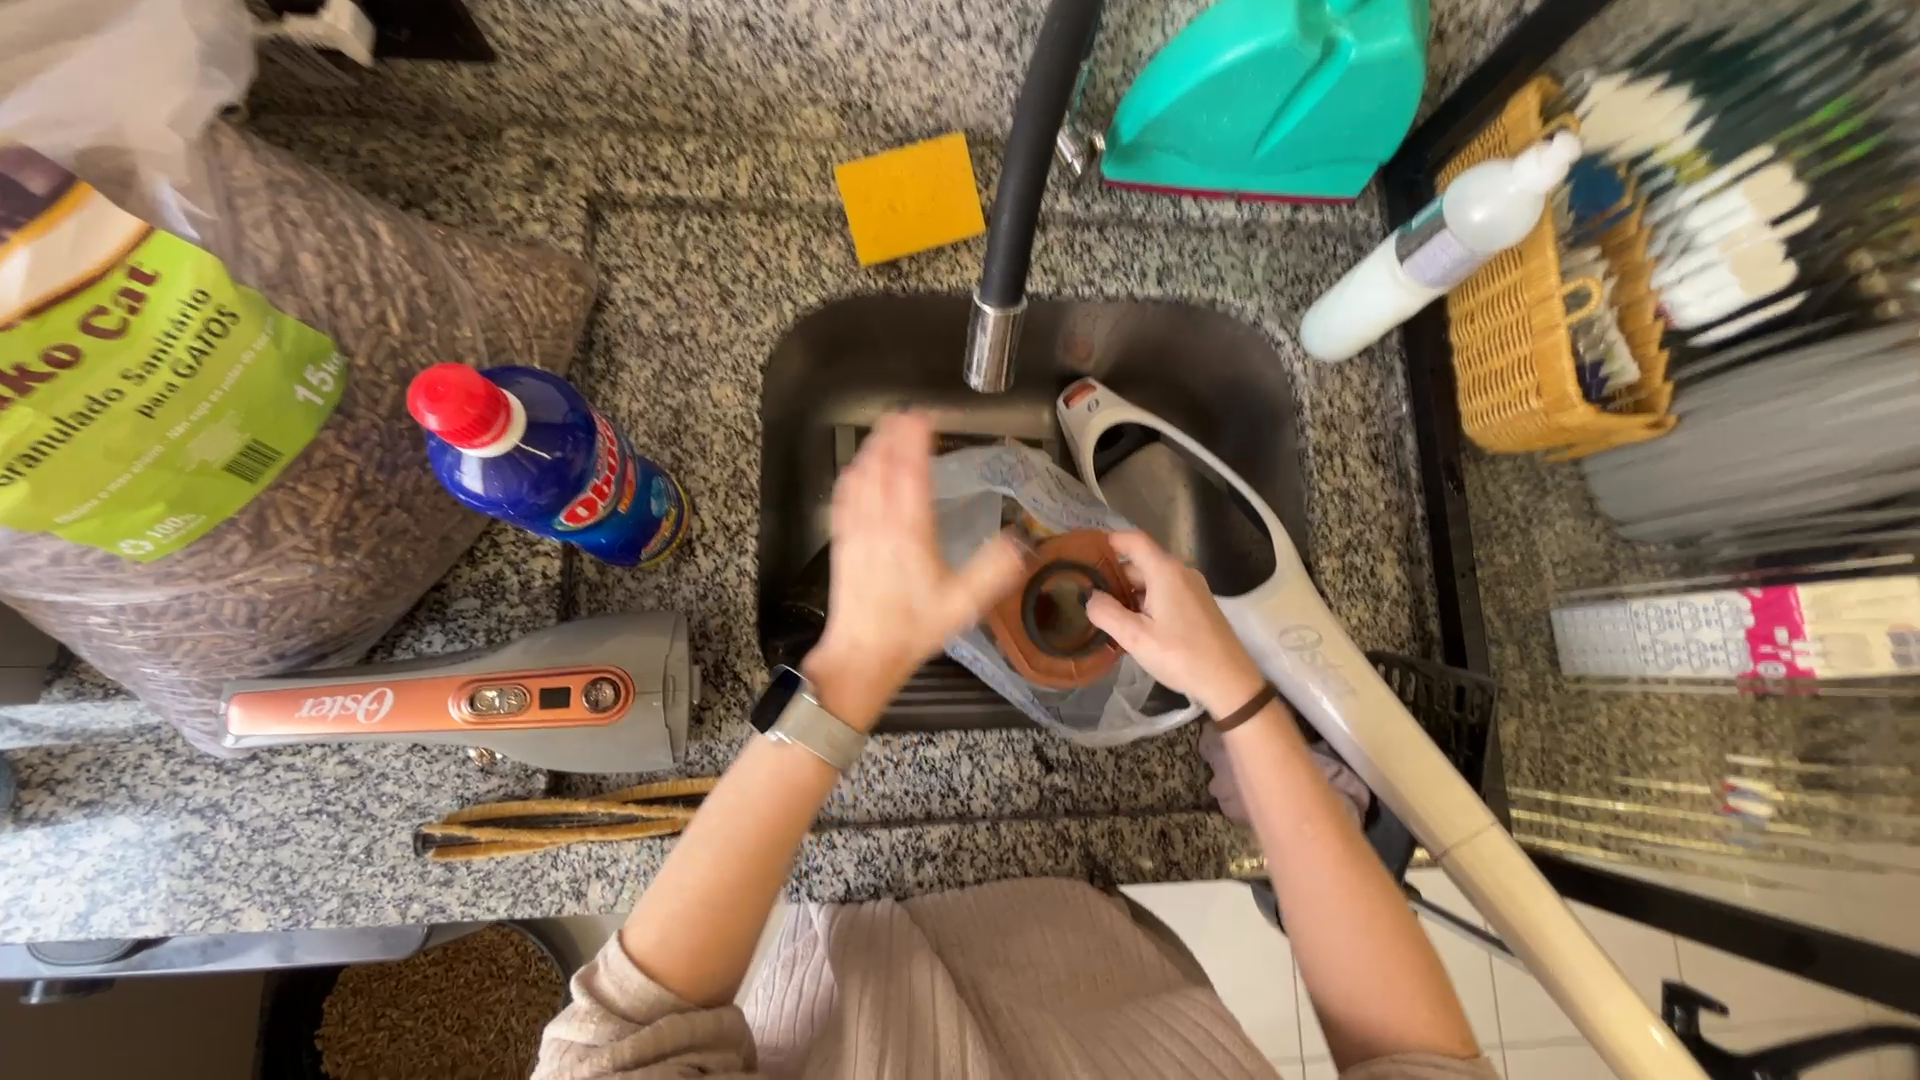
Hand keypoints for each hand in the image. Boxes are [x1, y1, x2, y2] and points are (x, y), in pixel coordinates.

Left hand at [802, 412, 1026, 730]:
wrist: (863, 654)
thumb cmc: (912, 629)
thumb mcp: (962, 605)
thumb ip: (992, 571)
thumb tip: (1021, 542)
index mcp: (909, 533)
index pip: (910, 471)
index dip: (915, 439)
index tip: (923, 417)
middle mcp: (878, 523)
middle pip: (882, 465)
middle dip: (893, 434)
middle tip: (906, 413)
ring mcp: (856, 531)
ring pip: (860, 476)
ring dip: (873, 448)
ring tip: (886, 431)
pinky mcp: (842, 542)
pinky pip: (843, 497)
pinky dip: (853, 474)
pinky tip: (858, 469)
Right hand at [1085, 531, 1268, 717]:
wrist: (1229, 682)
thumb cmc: (1181, 656)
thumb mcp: (1135, 637)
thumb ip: (1106, 613)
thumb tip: (1090, 597)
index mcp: (1165, 571)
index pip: (1133, 540)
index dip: (1107, 542)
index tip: (1083, 554)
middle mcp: (1181, 572)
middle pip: (1140, 562)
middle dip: (1113, 577)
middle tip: (1087, 597)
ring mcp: (1193, 588)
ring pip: (1152, 580)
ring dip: (1128, 593)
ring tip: (1106, 616)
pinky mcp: (1198, 605)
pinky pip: (1165, 592)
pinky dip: (1145, 602)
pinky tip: (1133, 626)